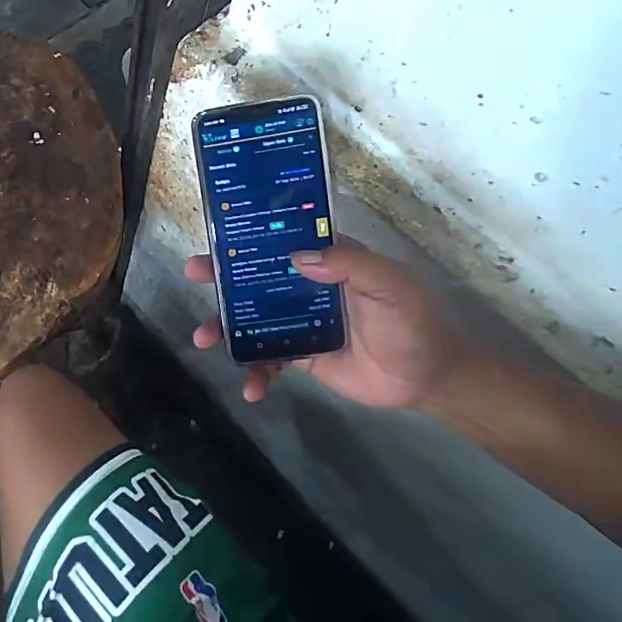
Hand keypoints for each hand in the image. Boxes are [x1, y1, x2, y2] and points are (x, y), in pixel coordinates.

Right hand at [185, 238, 466, 405]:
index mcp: (331, 261)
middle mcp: (311, 287)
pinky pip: (272, 360)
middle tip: (194, 273)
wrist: (427, 377)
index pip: (286, 240)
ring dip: (227, 328)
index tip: (221, 233)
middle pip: (260, 277)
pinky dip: (257, 373)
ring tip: (204, 339)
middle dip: (225, 276)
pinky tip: (251, 388)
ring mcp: (304, 322)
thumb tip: (297, 257)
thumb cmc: (412, 321)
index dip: (253, 235)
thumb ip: (350, 265)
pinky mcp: (305, 356)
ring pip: (256, 319)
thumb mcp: (390, 285)